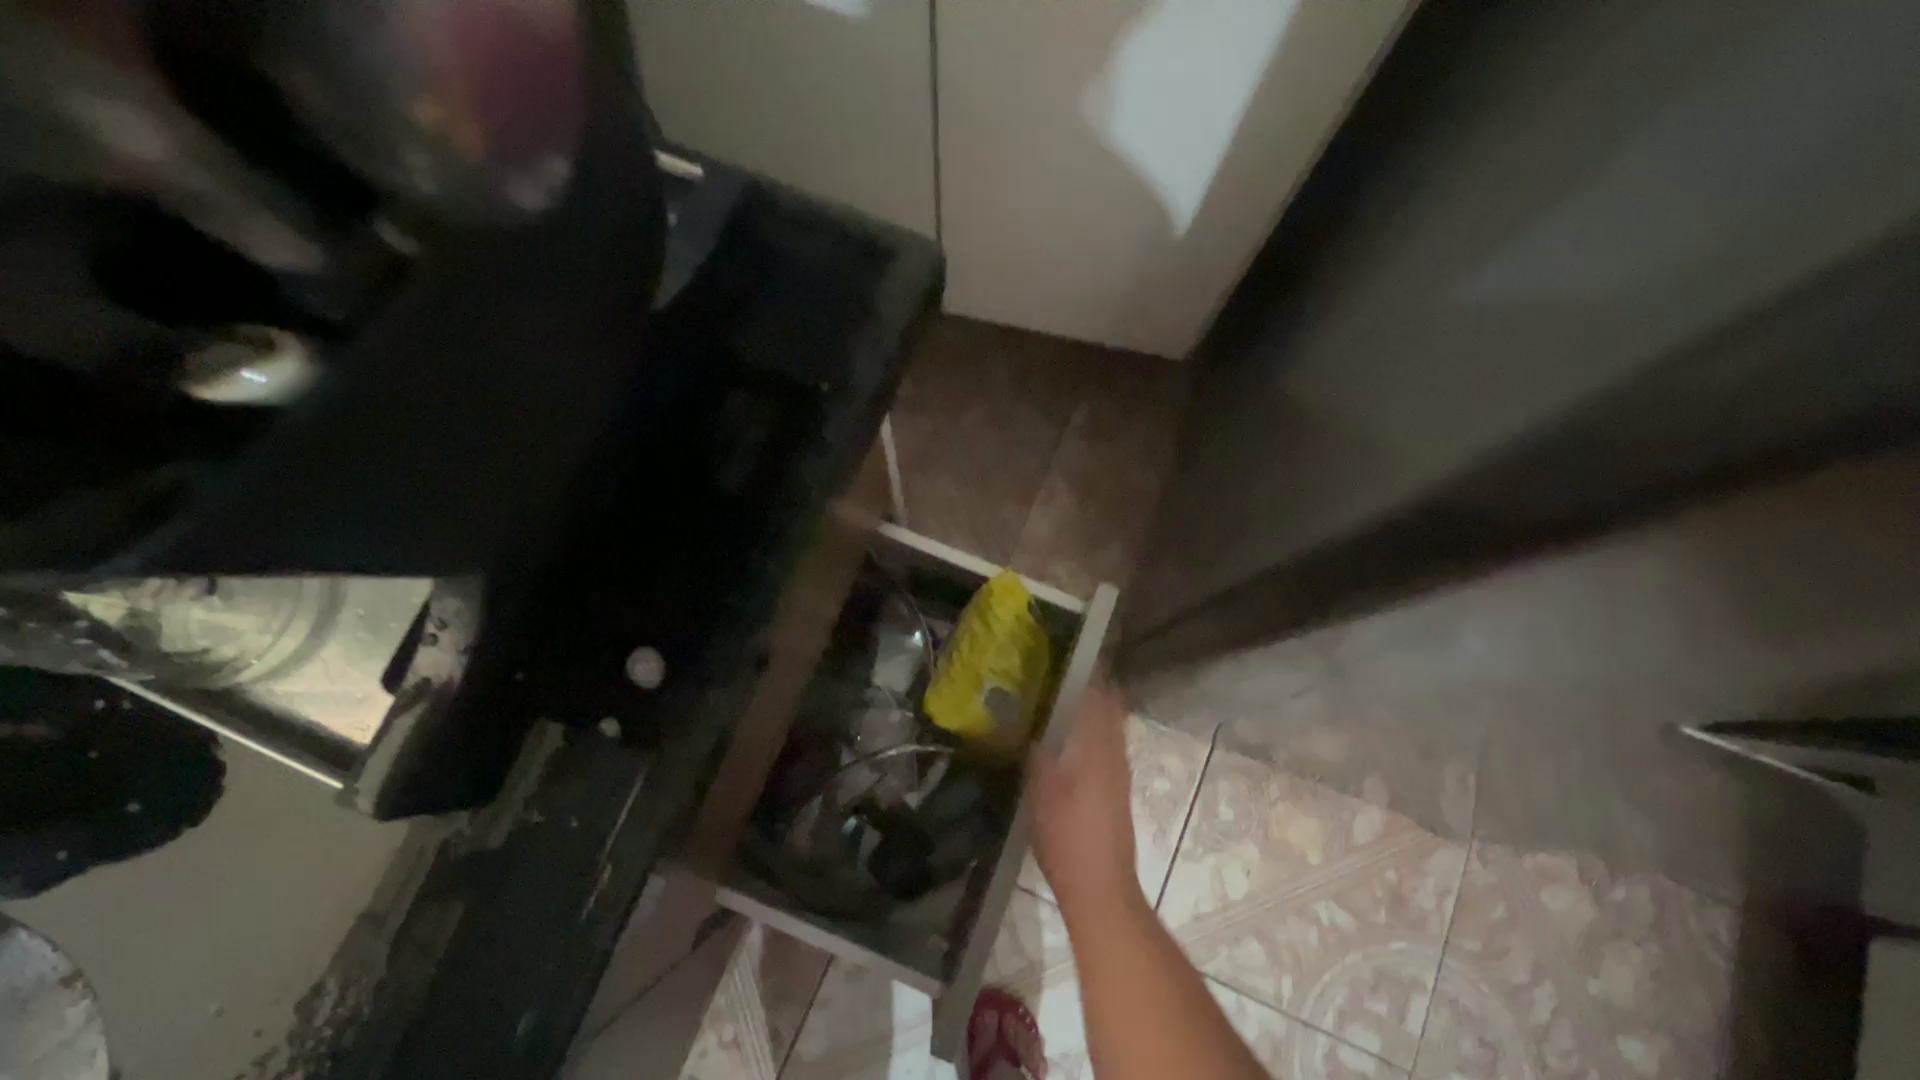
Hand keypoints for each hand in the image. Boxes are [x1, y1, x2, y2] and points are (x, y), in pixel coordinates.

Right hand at [1028, 681, 1140, 916]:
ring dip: (1086, 714)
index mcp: (1099, 745)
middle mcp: (1115, 752)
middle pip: (1108, 708)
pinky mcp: (1115, 792)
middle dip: (1086, 690)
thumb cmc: (1067, 835)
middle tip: (1052, 679)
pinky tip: (1060, 746)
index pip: (1100, 693)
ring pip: (1106, 729)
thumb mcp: (1040, 789)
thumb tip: (1025, 722)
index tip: (1062, 656)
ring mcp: (1118, 773)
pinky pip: (1103, 749)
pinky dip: (1086, 736)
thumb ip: (1036, 750)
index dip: (1087, 672)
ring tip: (1050, 707)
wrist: (1100, 887)